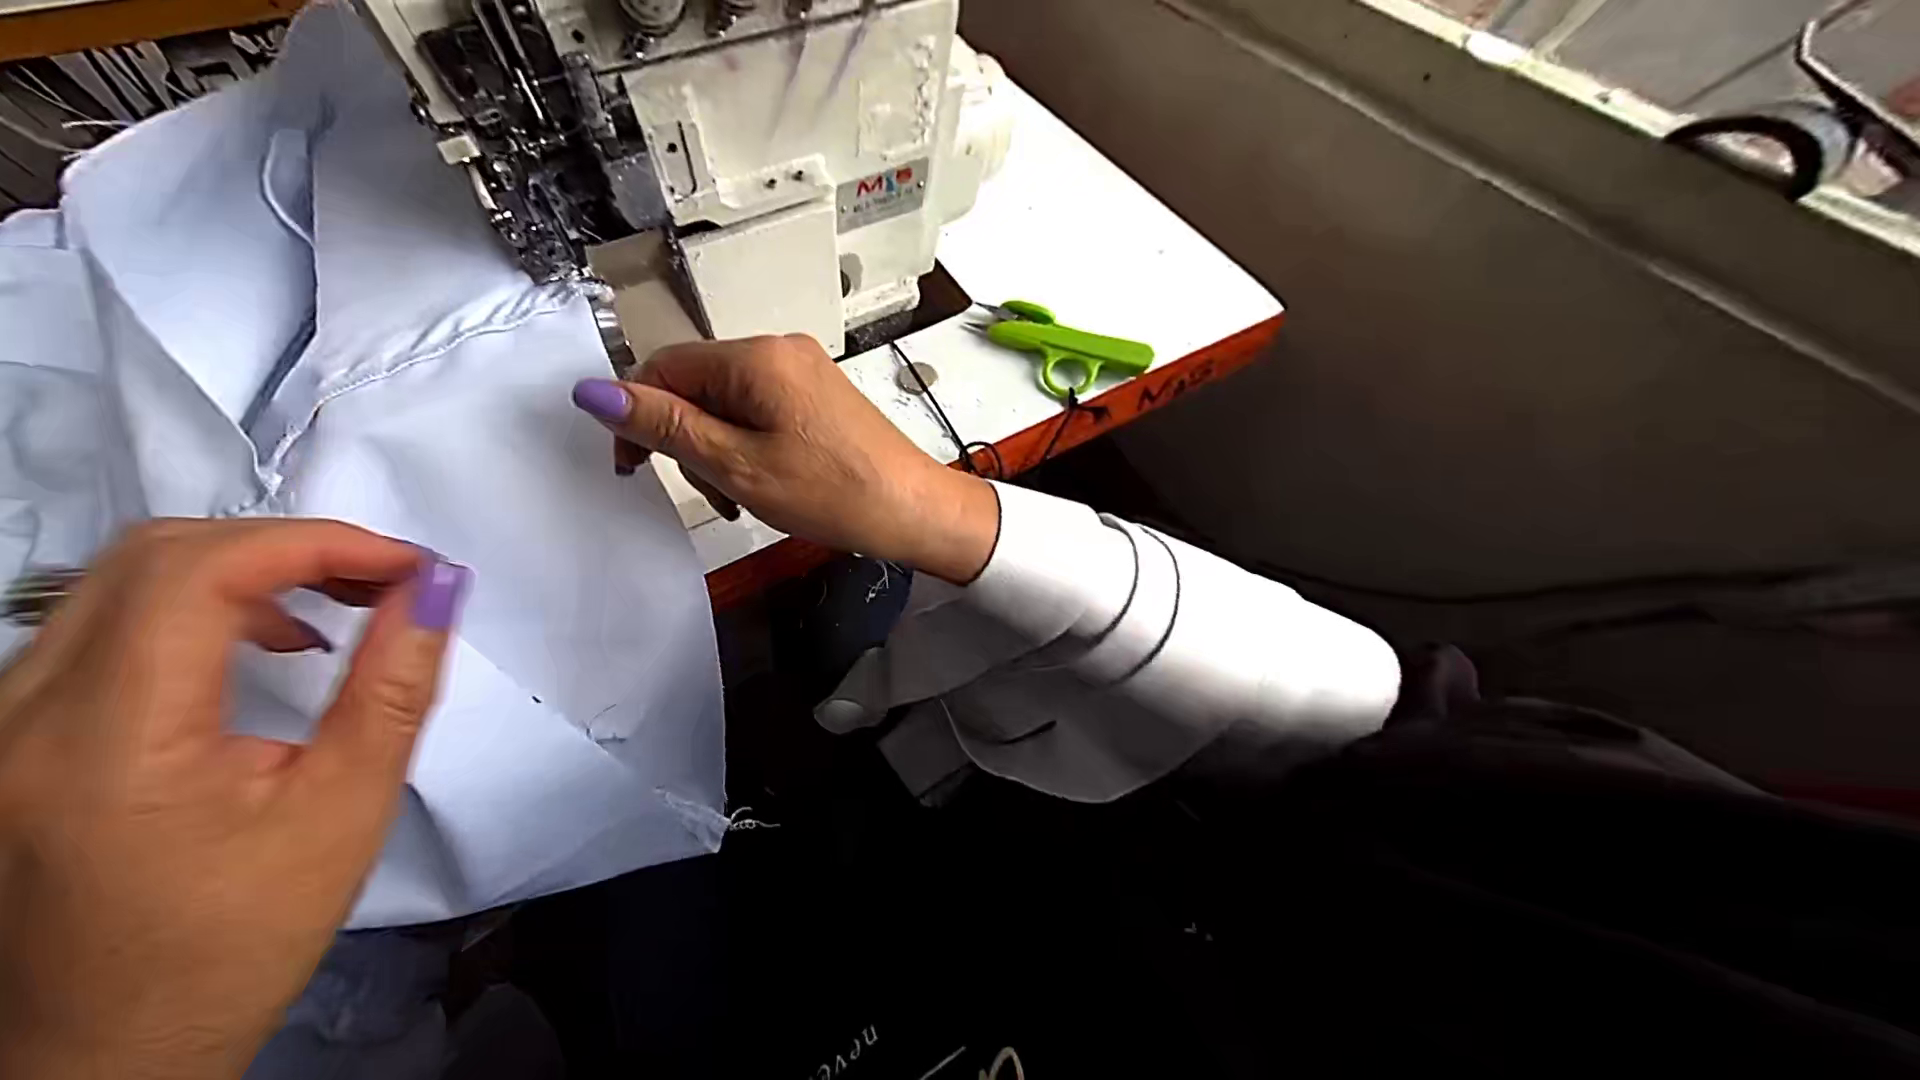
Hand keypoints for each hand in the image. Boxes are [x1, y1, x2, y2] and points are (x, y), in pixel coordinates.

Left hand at [0, 520, 470, 1078]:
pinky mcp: (14, 733)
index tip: (411, 566)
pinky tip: (276, 636)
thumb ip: (394, 684)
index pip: (202, 572)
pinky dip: (211, 600)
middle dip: (296, 545)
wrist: (110, 1044)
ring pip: (127, 579)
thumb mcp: (349, 802)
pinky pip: (112, 620)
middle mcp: (17, 715)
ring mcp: (0, 723)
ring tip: (351, 598)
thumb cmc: (244, 931)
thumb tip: (437, 590)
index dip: (322, 544)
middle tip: (390, 578)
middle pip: (156, 556)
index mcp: (105, 740)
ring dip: (257, 567)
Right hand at [572, 335, 1000, 583]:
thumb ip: (665, 426)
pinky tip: (766, 483)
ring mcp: (807, 372)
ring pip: (731, 404)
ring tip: (744, 497)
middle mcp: (782, 350)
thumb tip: (593, 392)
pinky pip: (765, 412)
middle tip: (713, 492)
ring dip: (721, 451)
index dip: (637, 415)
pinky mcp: (822, 397)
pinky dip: (752, 447)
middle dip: (691, 441)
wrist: (913, 510)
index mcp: (757, 357)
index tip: (633, 466)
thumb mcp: (736, 465)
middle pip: (700, 385)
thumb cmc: (833, 492)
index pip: (665, 367)